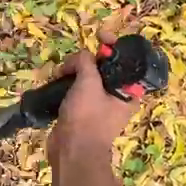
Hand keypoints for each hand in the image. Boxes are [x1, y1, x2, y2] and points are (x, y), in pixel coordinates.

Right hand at [46, 49, 139, 167]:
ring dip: (74, 70)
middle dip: (87, 59)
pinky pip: (77, 88)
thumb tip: (81, 57)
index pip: (126, 60)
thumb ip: (86, 62)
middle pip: (104, 67)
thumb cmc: (87, 117)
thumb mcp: (88, 83)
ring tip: (60, 73)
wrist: (72, 150)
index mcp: (128, 91)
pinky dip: (68, 82)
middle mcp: (117, 96)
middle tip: (73, 60)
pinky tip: (57, 80)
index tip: (99, 35)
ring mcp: (99, 103)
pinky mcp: (82, 109)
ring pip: (88, 76)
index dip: (114, 45)